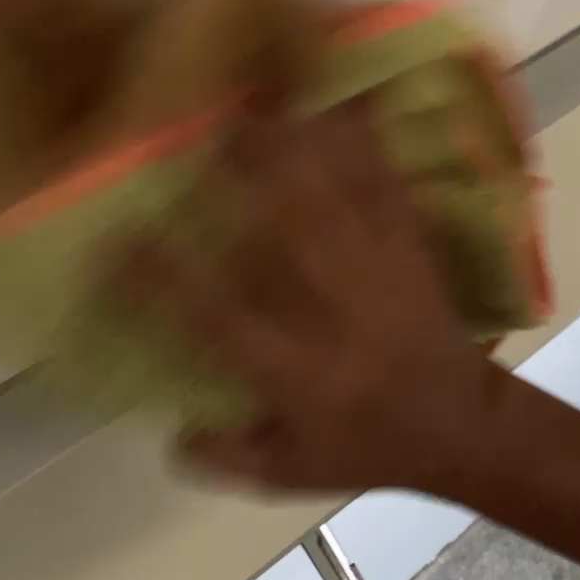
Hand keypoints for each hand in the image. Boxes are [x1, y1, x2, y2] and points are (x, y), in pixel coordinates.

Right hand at [115, 100, 518, 492]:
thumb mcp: (291, 475)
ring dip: (301, 146)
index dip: (162, 279)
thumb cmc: (370, 447)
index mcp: (298, 369)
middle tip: (210, 129)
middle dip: (251, 171)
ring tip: (265, 106)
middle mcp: (337, 310)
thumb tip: (169, 429)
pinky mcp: (412, 248)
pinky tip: (343, 104)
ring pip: (338, 196)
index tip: (118, 239)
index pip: (217, 317)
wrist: (461, 424)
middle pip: (291, 228)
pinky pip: (386, 186)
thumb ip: (224, 457)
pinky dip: (364, 143)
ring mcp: (381, 271)